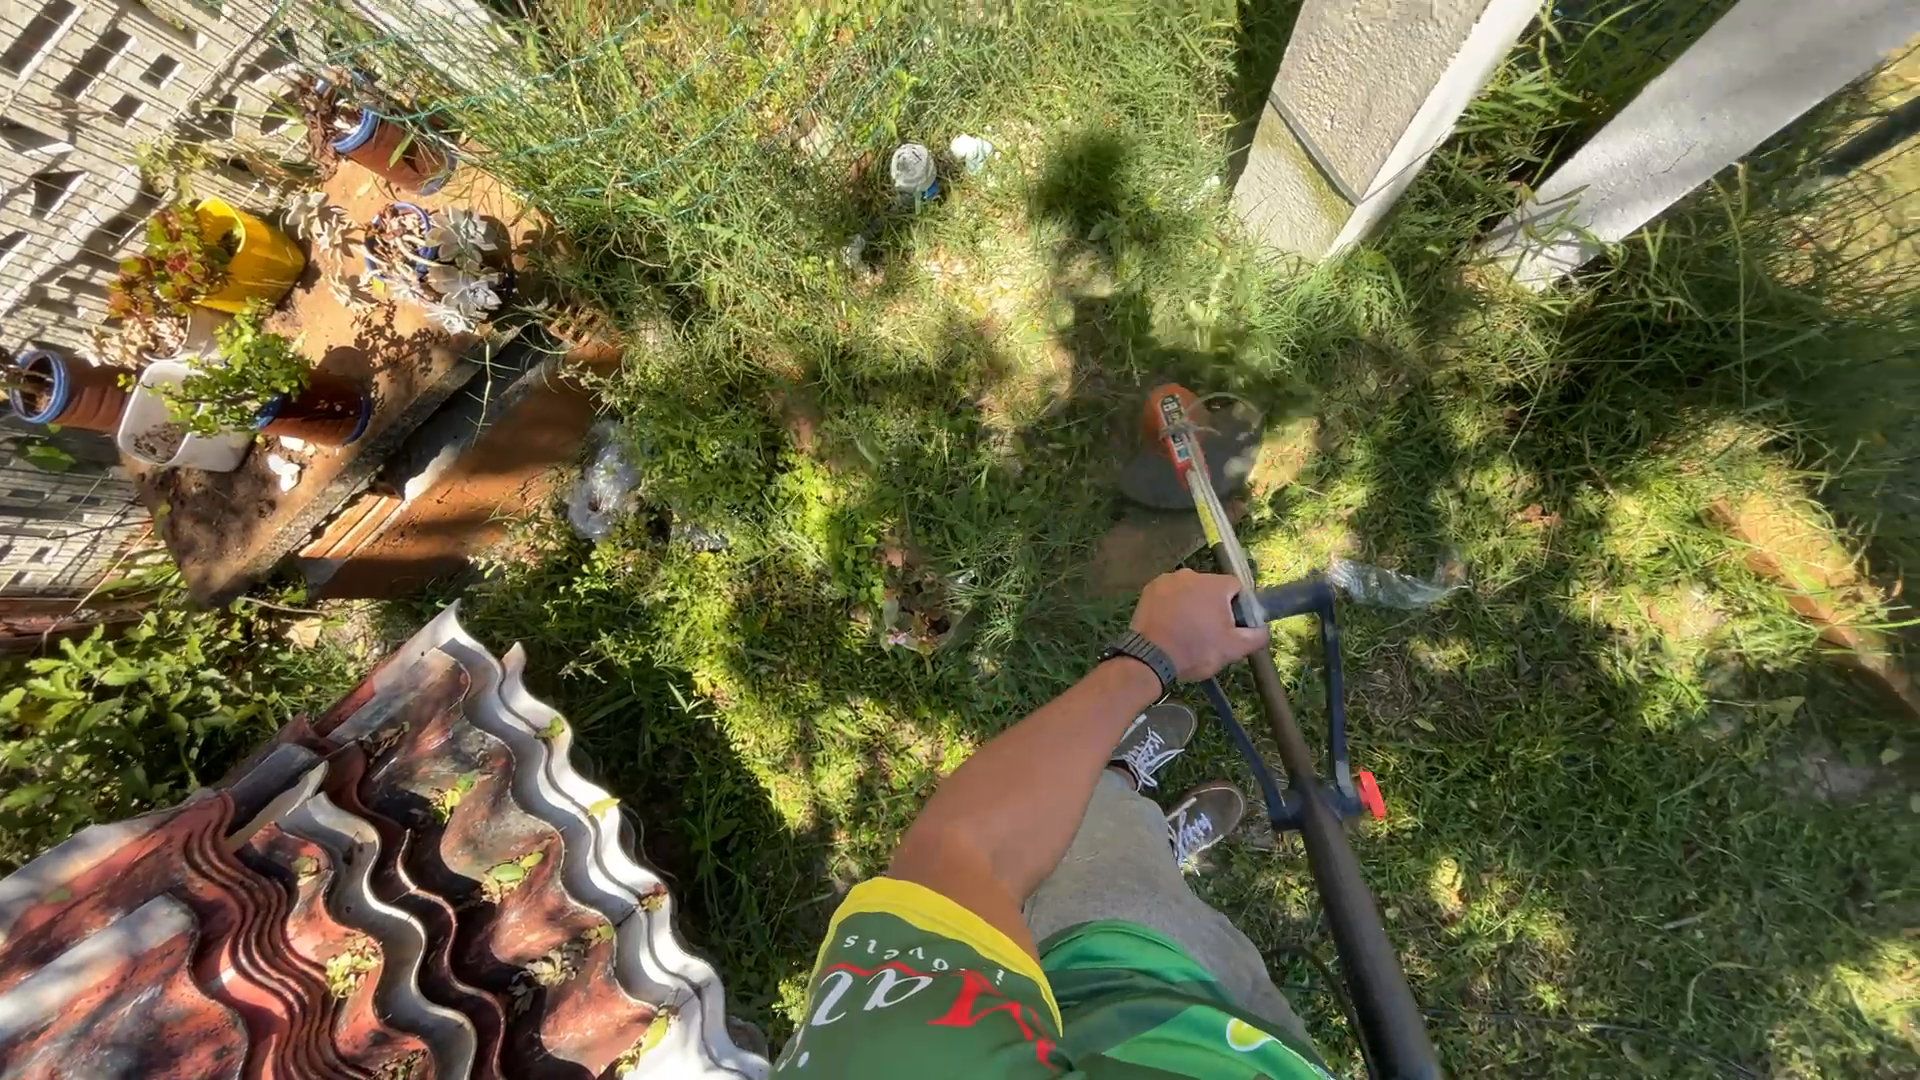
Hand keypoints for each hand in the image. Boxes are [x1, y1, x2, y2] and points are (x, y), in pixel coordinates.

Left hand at [1130, 569, 1270, 680]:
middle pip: (1210, 587)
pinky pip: (1169, 594)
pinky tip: (1169, 624)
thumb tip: (1262, 629)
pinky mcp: (1149, 589)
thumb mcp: (1234, 649)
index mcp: (1215, 584)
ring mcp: (1167, 580)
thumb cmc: (1196, 650)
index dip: (1236, 606)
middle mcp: (1191, 574)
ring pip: (1188, 590)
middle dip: (1212, 605)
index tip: (1230, 625)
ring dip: (1190, 604)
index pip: (1236, 587)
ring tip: (1186, 629)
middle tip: (1207, 631)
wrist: (1151, 657)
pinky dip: (1171, 605)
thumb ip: (1256, 636)